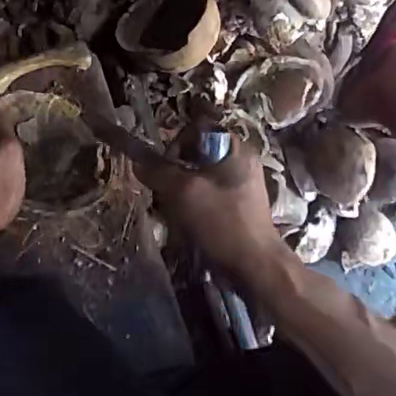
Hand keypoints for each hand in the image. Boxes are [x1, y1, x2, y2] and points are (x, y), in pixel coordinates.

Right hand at [135, 143, 288, 284]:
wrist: (257, 267)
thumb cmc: (222, 222)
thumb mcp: (184, 192)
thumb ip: (159, 172)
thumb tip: (138, 162)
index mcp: (234, 147)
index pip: (196, 129)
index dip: (175, 144)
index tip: (165, 168)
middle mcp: (241, 159)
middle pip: (196, 153)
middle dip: (176, 171)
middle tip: (165, 192)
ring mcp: (242, 183)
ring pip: (200, 175)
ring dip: (182, 190)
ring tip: (173, 210)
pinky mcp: (240, 204)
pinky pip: (209, 193)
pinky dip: (194, 203)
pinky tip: (187, 222)